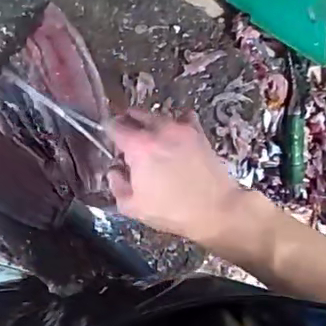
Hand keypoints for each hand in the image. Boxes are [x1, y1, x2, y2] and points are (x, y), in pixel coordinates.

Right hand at [105, 109, 260, 245]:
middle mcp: (159, 130)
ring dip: (150, 125)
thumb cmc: (173, 211)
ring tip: (152, 144)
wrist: (216, 210)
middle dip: (128, 124)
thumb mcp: (133, 207)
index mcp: (139, 146)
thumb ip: (116, 185)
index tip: (111, 144)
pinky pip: (183, 119)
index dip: (109, 133)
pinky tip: (175, 139)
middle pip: (136, 114)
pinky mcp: (199, 134)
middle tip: (128, 143)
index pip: (114, 126)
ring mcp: (182, 129)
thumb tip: (115, 171)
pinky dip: (176, 124)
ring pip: (158, 116)